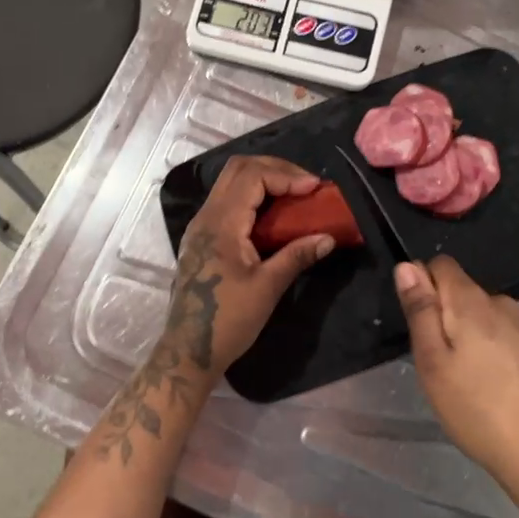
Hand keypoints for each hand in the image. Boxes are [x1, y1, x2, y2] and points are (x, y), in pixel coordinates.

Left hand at [164, 155, 335, 380]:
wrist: (189, 348)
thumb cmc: (229, 319)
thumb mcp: (268, 287)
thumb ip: (297, 255)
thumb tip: (329, 237)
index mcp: (221, 223)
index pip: (252, 177)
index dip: (286, 176)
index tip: (315, 189)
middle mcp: (206, 216)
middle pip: (238, 170)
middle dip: (274, 169)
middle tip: (305, 184)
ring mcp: (200, 226)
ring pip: (230, 183)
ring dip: (262, 179)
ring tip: (294, 194)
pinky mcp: (202, 238)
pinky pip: (227, 200)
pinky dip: (252, 196)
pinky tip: (273, 213)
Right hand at [395, 256, 518, 484]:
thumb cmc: (476, 409)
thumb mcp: (433, 362)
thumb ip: (420, 311)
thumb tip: (407, 266)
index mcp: (471, 302)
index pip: (440, 265)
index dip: (422, 285)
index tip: (418, 325)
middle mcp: (501, 303)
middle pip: (462, 291)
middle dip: (444, 316)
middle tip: (437, 364)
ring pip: (483, 316)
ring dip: (468, 335)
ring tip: (464, 380)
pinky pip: (502, 335)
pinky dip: (490, 350)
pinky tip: (492, 387)